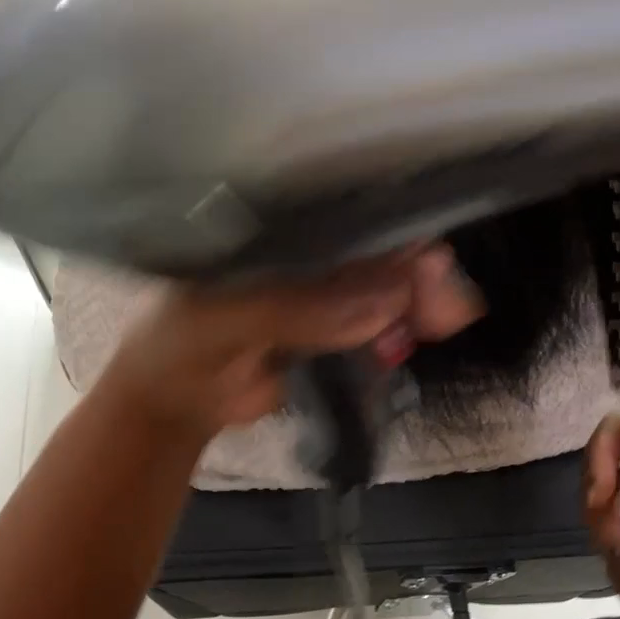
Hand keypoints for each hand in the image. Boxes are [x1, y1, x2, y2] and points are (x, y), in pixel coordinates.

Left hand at [98, 246, 483, 439]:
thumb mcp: (223, 322)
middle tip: (449, 304)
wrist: (171, 404)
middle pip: (370, 250)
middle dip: (415, 271)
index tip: (426, 254)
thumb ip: (296, 311)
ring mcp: (316, 293)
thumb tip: (387, 302)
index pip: (336, 214)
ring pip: (381, 288)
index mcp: (267, 229)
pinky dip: (401, 330)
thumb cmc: (178, 346)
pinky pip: (374, 325)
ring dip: (418, 301)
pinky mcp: (327, 332)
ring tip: (446, 320)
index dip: (384, 229)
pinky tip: (421, 336)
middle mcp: (298, 250)